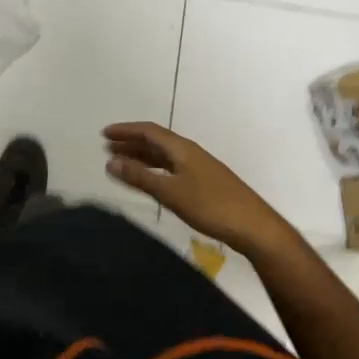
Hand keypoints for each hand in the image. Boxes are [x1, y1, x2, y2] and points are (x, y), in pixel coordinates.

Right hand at [103, 122, 289, 254]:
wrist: (254, 227)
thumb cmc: (211, 206)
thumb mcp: (171, 192)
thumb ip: (140, 177)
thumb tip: (110, 161)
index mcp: (182, 149)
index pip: (149, 131)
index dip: (126, 130)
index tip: (104, 134)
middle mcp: (189, 153)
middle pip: (156, 142)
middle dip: (131, 143)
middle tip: (107, 148)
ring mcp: (198, 168)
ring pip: (164, 156)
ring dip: (141, 157)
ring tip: (121, 163)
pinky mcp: (204, 184)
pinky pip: (171, 169)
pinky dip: (154, 171)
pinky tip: (150, 181)